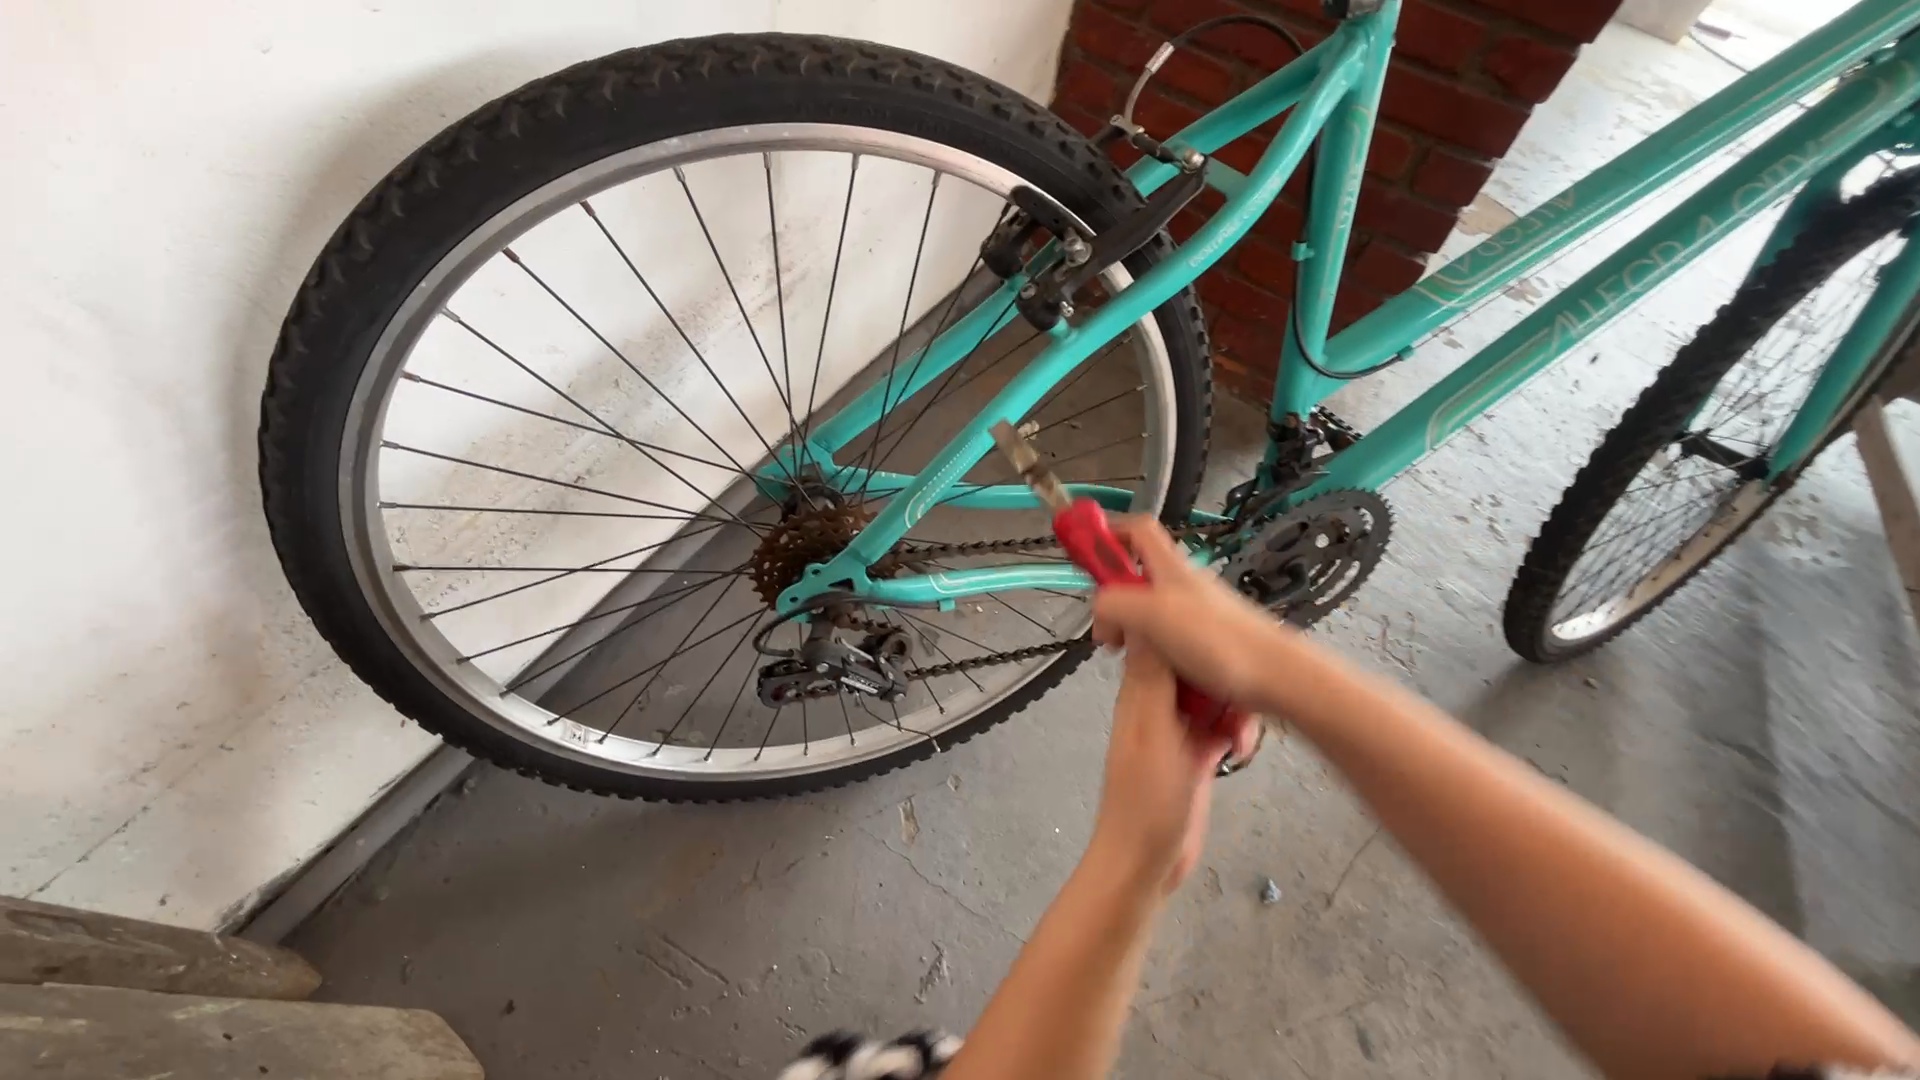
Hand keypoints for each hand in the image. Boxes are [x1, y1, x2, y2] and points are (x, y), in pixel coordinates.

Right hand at [1090, 516, 1293, 708]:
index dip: (1108, 532)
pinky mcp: (1206, 642)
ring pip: (1148, 613)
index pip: (1136, 529)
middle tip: (1106, 632)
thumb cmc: (1220, 642)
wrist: (1276, 678)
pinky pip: (1166, 639)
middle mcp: (1183, 585)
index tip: (1084, 550)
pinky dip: (1152, 653)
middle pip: (1136, 577)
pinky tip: (1154, 674)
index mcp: (1170, 568)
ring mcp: (1196, 613)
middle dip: (1112, 601)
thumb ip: (1114, 604)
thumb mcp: (1152, 616)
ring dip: (1130, 632)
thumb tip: (1098, 611)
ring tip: (1129, 658)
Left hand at [1091, 644, 1247, 893]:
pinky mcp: (1194, 756)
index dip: (1194, 636)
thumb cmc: (1146, 797)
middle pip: (1197, 668)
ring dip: (1234, 711)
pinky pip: (1220, 728)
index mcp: (1140, 691)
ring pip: (1213, 698)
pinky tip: (1241, 751)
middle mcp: (1157, 704)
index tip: (1227, 642)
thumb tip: (1145, 618)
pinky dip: (1234, 733)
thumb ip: (1152, 676)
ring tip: (1242, 739)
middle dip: (1226, 678)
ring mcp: (1177, 730)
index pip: (1166, 642)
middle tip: (1243, 704)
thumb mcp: (1152, 729)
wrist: (1145, 861)